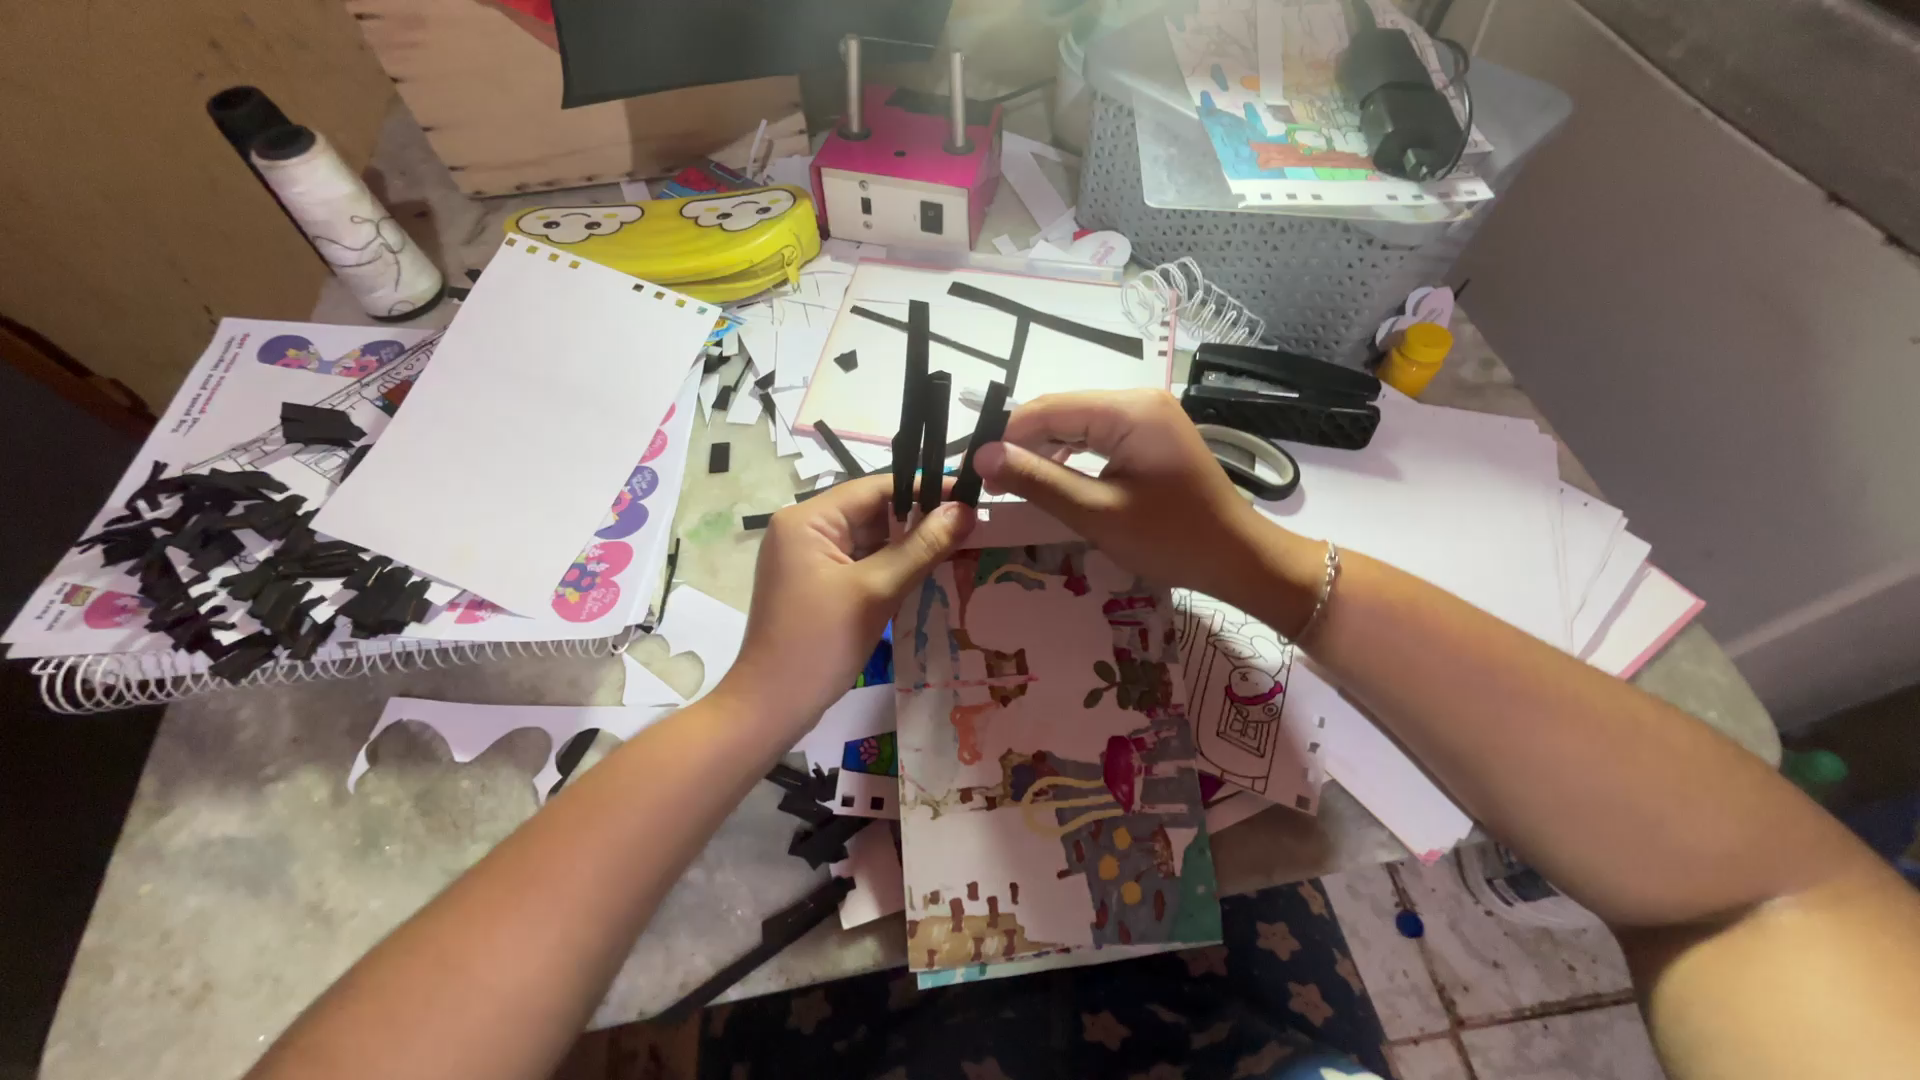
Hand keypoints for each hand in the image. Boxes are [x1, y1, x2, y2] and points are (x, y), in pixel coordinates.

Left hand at [719, 474, 974, 734]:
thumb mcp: (876, 591)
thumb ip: (922, 547)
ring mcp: (807, 558)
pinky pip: (861, 562)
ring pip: (869, 538)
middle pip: (872, 511)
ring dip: (909, 544)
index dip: (925, 488)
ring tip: (961, 544)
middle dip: (920, 518)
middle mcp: (803, 529)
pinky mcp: (816, 584)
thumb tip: (965, 511)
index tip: (971, 493)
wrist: (771, 706)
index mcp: (807, 519)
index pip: (875, 488)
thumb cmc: (819, 644)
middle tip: (974, 523)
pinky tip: (928, 571)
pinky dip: (891, 567)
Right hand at [972, 389, 1309, 613]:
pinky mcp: (1152, 435)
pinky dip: (1072, 456)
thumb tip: (983, 456)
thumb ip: (1038, 480)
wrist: (1237, 557)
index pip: (1048, 408)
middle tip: (992, 484)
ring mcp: (1149, 416)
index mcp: (1128, 410)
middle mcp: (1139, 401)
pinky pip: (1099, 435)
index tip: (977, 470)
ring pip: (1078, 423)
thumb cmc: (1170, 538)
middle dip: (1024, 444)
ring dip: (1045, 450)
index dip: (1006, 436)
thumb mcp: (1097, 512)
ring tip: (1015, 484)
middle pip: (1062, 411)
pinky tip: (1053, 478)